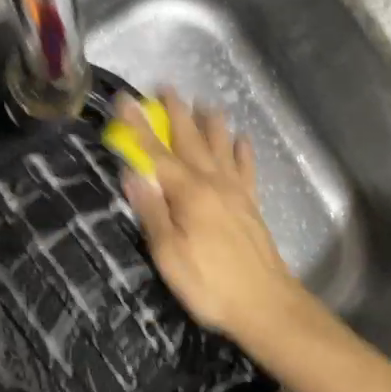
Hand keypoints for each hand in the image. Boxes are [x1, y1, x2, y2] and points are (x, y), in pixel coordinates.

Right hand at [116, 91, 308, 343]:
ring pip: (221, 148)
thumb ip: (152, 212)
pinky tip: (242, 140)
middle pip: (191, 141)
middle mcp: (213, 185)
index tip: (125, 101)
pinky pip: (246, 170)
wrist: (265, 304)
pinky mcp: (251, 207)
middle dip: (177, 113)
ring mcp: (236, 194)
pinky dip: (243, 151)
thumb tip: (132, 173)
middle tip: (167, 86)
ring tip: (206, 102)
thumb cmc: (209, 284)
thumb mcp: (169, 254)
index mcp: (188, 194)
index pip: (155, 154)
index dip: (138, 127)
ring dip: (211, 124)